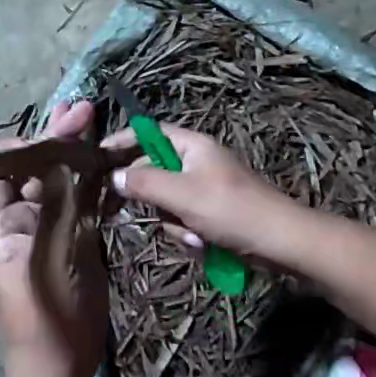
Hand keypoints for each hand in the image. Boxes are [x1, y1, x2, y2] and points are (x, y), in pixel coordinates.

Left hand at [0, 100, 108, 376]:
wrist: (61, 365)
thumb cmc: (47, 316)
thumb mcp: (50, 254)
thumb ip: (58, 202)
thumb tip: (65, 154)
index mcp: (1, 221)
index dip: (23, 144)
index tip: (58, 130)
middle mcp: (22, 217)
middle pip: (34, 167)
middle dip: (56, 138)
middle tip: (84, 110)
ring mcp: (51, 227)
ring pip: (63, 180)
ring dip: (80, 155)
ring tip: (99, 124)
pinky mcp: (76, 239)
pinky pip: (84, 201)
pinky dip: (98, 182)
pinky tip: (115, 166)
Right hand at [102, 123, 297, 256]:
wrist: (281, 243)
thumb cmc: (231, 210)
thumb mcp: (181, 194)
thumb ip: (143, 182)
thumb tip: (112, 176)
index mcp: (192, 145)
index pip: (147, 133)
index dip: (121, 143)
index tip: (95, 159)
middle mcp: (196, 161)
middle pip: (152, 171)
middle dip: (151, 198)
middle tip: (132, 213)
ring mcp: (204, 188)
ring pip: (165, 201)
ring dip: (172, 222)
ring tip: (191, 234)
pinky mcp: (210, 212)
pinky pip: (182, 218)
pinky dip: (187, 232)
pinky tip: (201, 243)